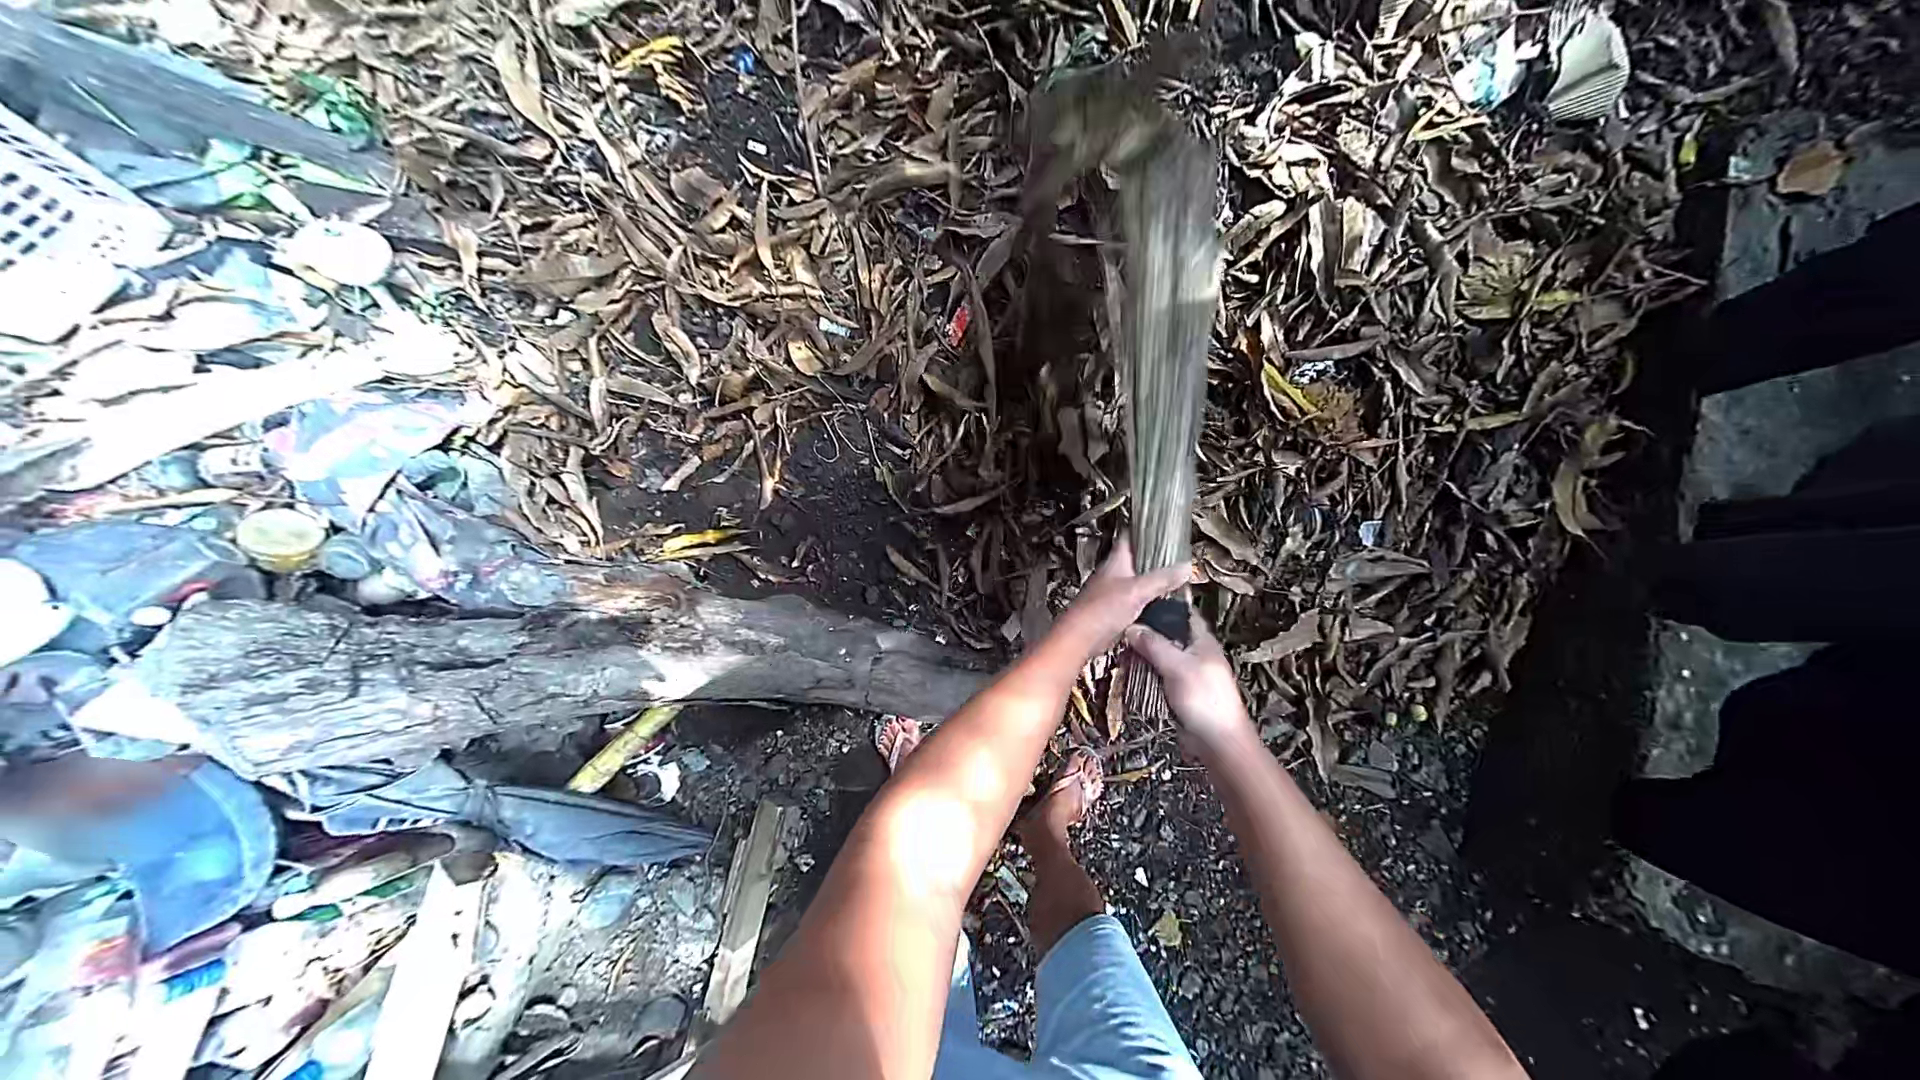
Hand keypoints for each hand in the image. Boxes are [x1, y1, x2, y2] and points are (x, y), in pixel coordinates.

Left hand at [1051, 537, 1190, 657]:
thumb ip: (1162, 579)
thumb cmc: (1099, 610)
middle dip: (1155, 555)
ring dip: (1153, 578)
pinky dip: (1149, 597)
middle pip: (1137, 558)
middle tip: (1177, 554)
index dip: (1145, 528)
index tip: (1161, 524)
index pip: (1130, 536)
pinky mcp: (1115, 609)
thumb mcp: (1137, 590)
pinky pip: (1136, 598)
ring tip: (1175, 576)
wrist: (1081, 637)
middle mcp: (1114, 573)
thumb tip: (1185, 568)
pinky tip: (1161, 601)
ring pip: (1137, 578)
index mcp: (1116, 561)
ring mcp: (1113, 590)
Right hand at [1124, 610, 1252, 752]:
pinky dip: (1143, 670)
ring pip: (1159, 655)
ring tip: (1117, 645)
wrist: (1217, 741)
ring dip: (1141, 652)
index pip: (1182, 612)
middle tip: (1118, 625)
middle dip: (1145, 630)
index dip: (1162, 604)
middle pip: (1166, 634)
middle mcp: (1193, 652)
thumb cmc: (1204, 698)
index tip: (1135, 599)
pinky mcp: (1176, 689)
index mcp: (1202, 640)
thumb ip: (1154, 645)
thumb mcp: (1178, 666)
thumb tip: (1130, 627)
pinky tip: (1126, 667)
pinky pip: (1156, 673)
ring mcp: (1185, 671)